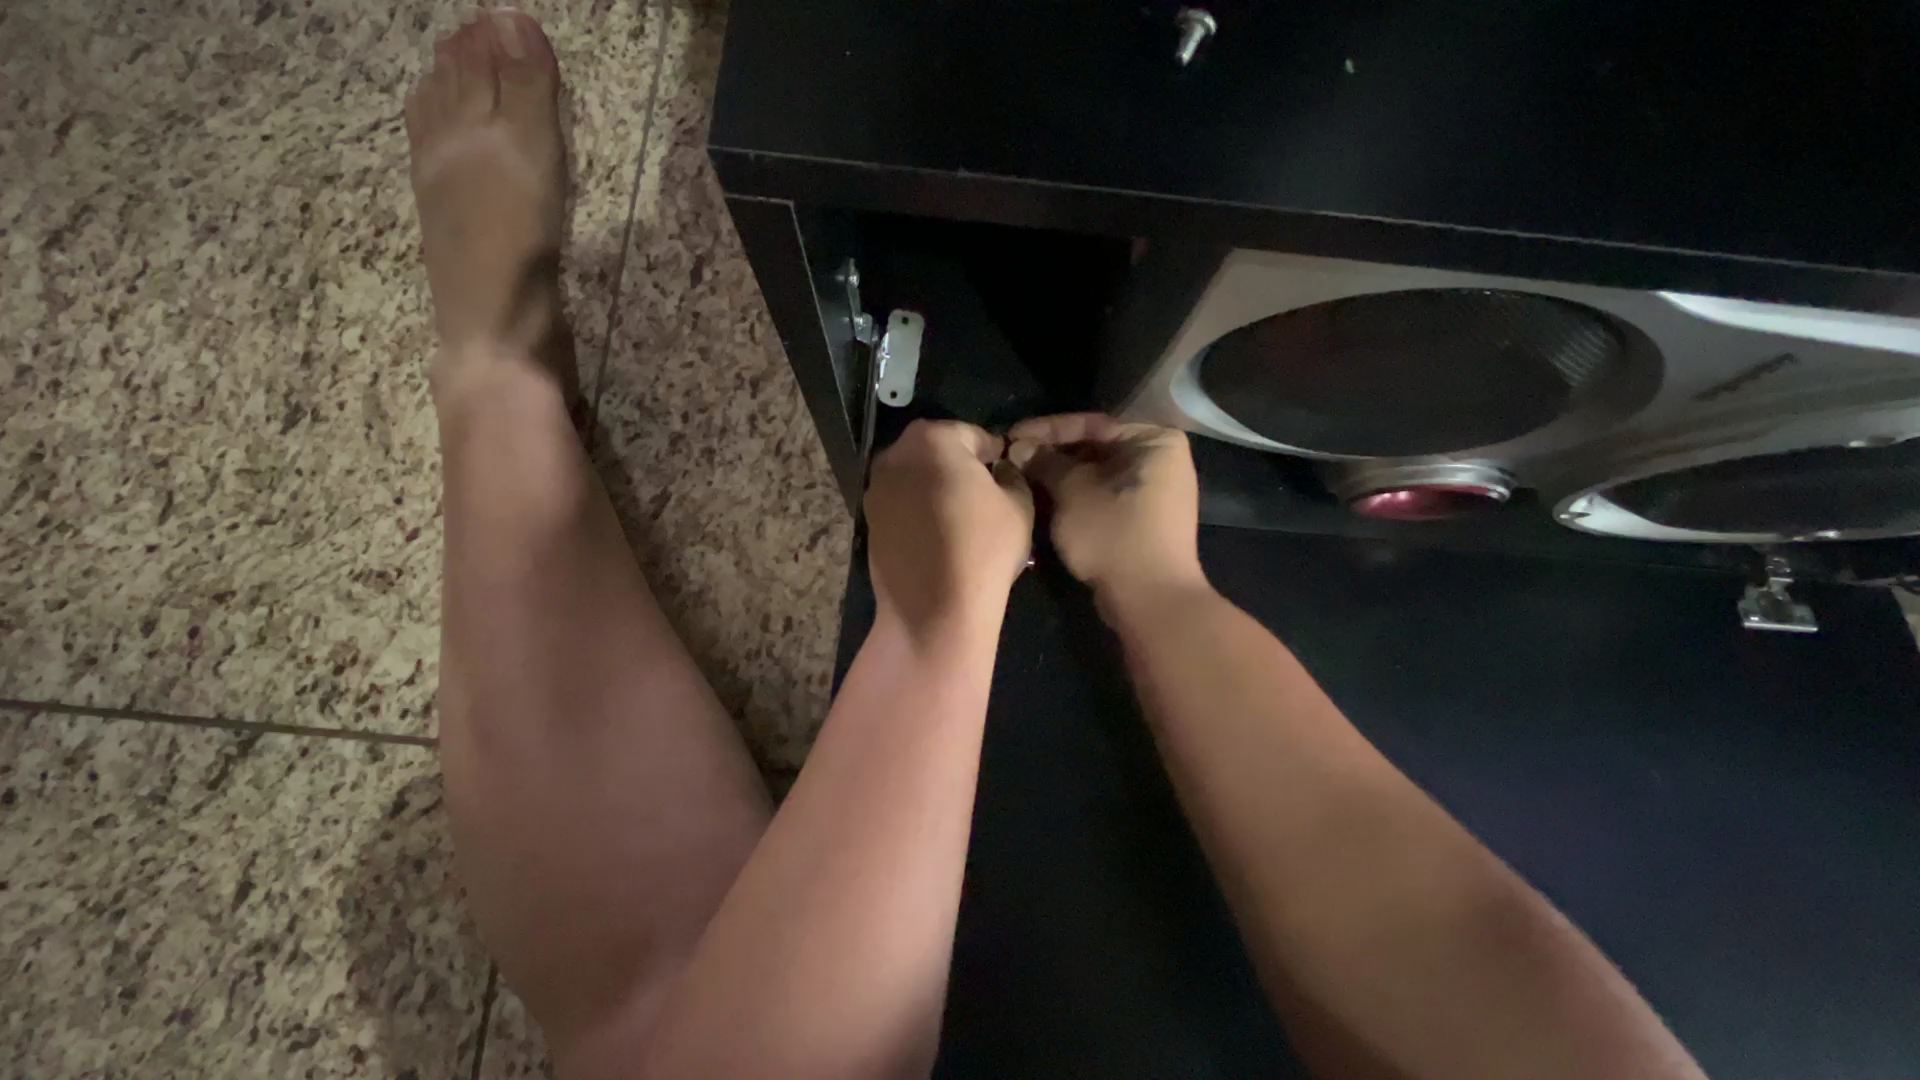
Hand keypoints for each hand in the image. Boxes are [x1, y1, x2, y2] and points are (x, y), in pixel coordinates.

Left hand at [865, 419, 1034, 641]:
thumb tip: (1000, 470)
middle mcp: (894, 456)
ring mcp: (875, 490)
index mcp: (932, 439)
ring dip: (936, 488)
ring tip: (961, 518)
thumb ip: (1011, 475)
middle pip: (937, 451)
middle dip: (960, 466)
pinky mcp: (868, 522)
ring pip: (915, 478)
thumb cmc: (982, 549)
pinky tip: (938, 537)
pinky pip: (901, 505)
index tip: (1005, 472)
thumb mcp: (1019, 505)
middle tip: (984, 494)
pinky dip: (918, 512)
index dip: (994, 453)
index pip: (972, 435)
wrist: (933, 611)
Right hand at [1008, 413, 1203, 599]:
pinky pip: (1103, 497)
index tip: (1011, 436)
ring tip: (1020, 479)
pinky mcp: (1143, 520)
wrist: (1150, 599)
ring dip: (1058, 478)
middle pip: (1094, 449)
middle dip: (1051, 456)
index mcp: (1154, 441)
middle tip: (1012, 459)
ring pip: (1096, 476)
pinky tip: (1042, 501)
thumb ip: (1044, 462)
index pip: (1091, 424)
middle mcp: (1159, 460)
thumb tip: (1020, 447)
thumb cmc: (1113, 533)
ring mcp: (1153, 493)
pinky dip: (1074, 497)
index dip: (1046, 430)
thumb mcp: (1072, 491)